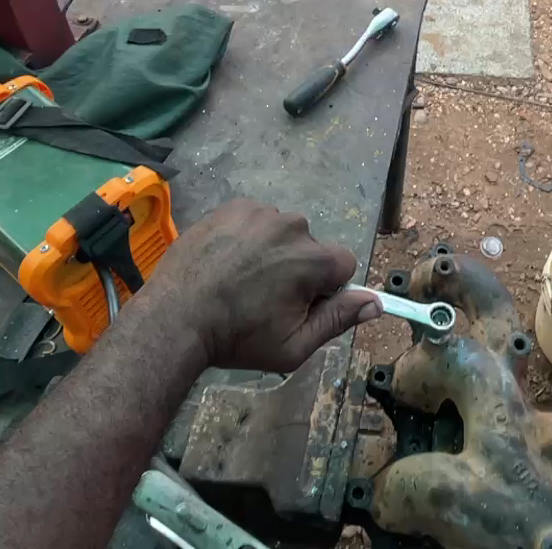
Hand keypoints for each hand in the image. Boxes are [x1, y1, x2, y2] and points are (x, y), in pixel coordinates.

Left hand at [140, 199, 379, 371]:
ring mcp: (262, 212)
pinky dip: (248, 236)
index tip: (297, 306)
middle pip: (312, 247)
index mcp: (314, 259)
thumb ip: (338, 320)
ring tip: (240, 279)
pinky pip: (256, 219)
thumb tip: (376, 303)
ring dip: (272, 251)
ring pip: (283, 232)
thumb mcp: (293, 345)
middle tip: (262, 298)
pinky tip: (227, 260)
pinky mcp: (234, 206)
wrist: (174, 317)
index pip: (343, 265)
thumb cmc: (238, 338)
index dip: (325, 289)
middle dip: (297, 269)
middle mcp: (294, 225)